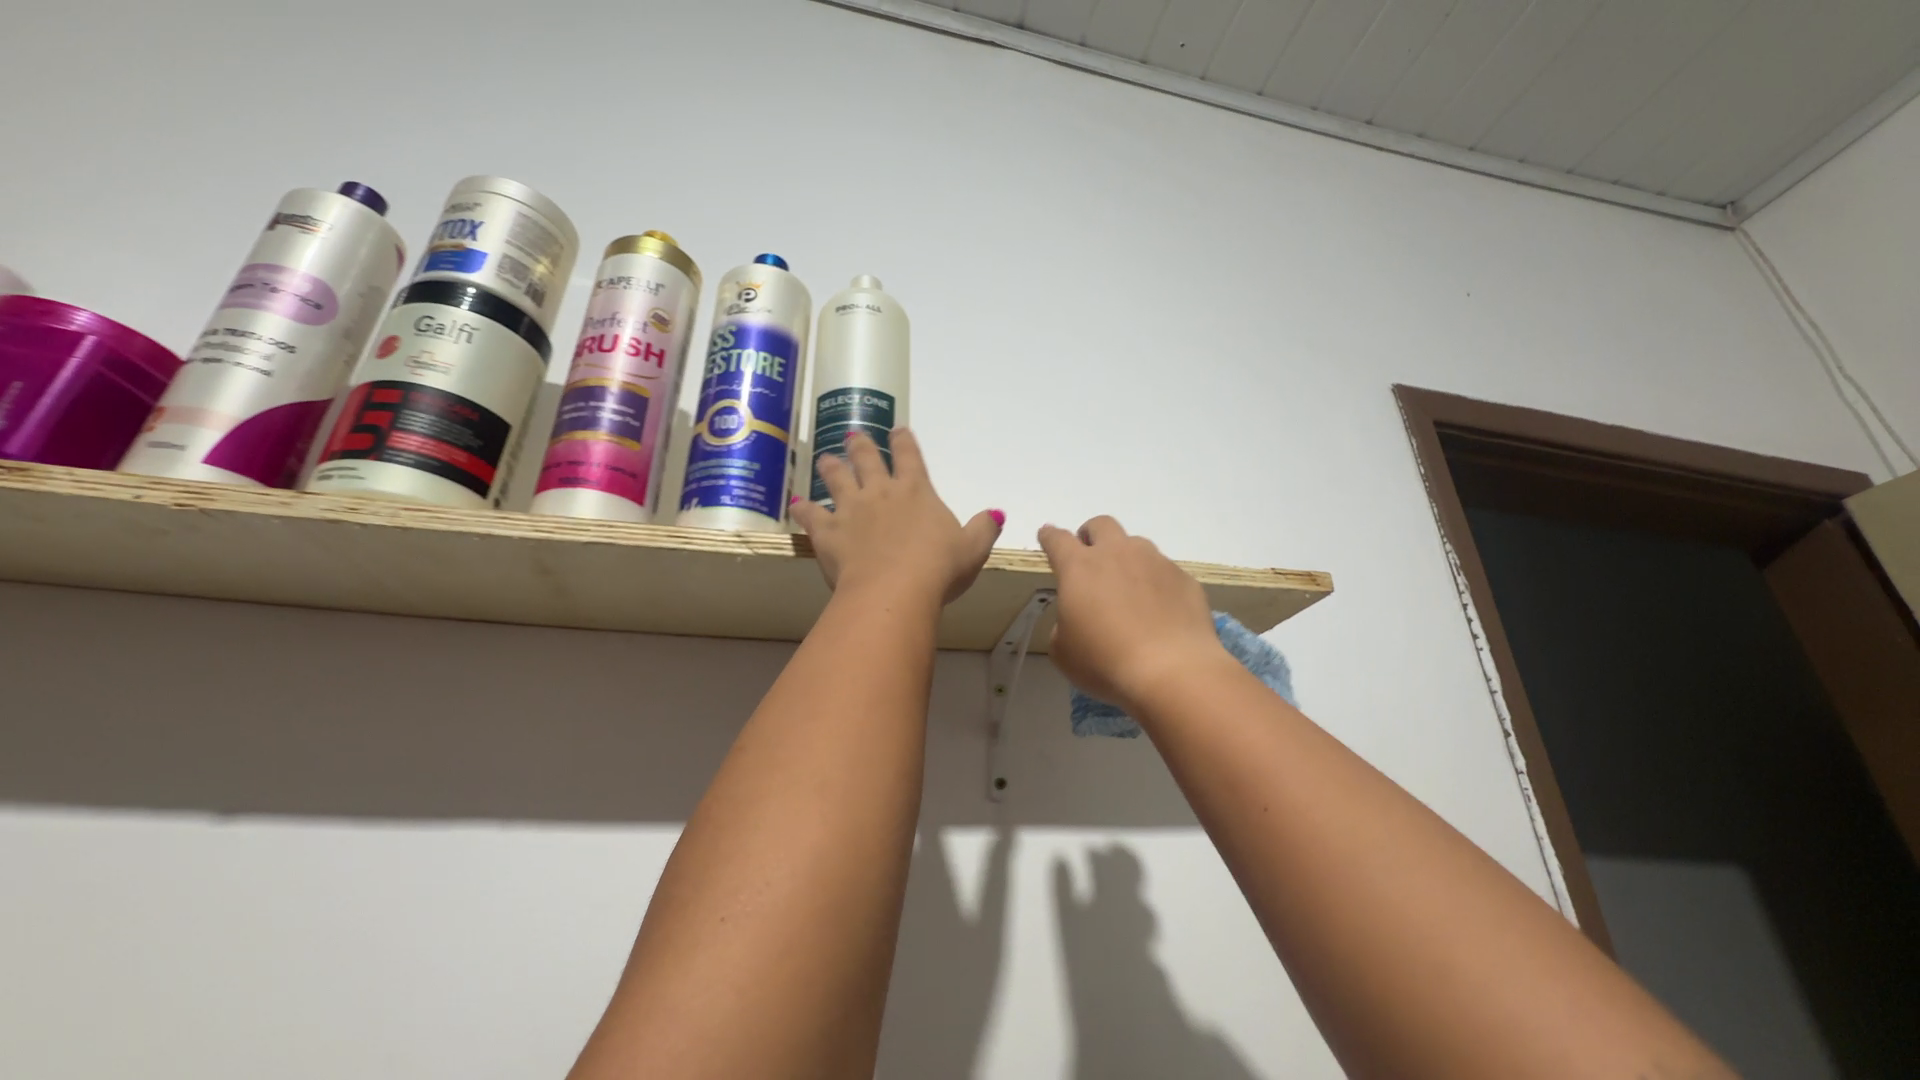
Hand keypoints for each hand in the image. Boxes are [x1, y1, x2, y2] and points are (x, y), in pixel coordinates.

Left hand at [792, 429, 1002, 605]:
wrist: (896, 590)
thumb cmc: (938, 568)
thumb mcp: (972, 549)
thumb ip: (984, 528)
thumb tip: (996, 513)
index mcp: (915, 491)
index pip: (909, 456)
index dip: (902, 440)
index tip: (896, 430)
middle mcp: (880, 492)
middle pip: (867, 459)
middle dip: (861, 444)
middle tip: (853, 435)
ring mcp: (850, 510)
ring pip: (837, 479)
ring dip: (831, 467)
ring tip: (826, 459)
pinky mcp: (828, 533)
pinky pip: (811, 515)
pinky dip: (803, 508)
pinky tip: (795, 503)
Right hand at [1037, 516, 1228, 713]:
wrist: (1172, 671)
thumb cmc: (1106, 662)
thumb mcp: (1064, 652)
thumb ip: (1064, 624)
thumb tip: (1077, 617)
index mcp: (1079, 568)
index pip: (1058, 540)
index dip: (1050, 537)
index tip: (1047, 537)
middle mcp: (1118, 554)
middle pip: (1101, 525)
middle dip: (1091, 536)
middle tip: (1089, 558)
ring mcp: (1155, 563)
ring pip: (1136, 545)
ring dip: (1126, 559)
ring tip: (1128, 589)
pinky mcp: (1184, 579)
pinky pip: (1165, 572)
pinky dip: (1156, 584)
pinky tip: (1159, 611)